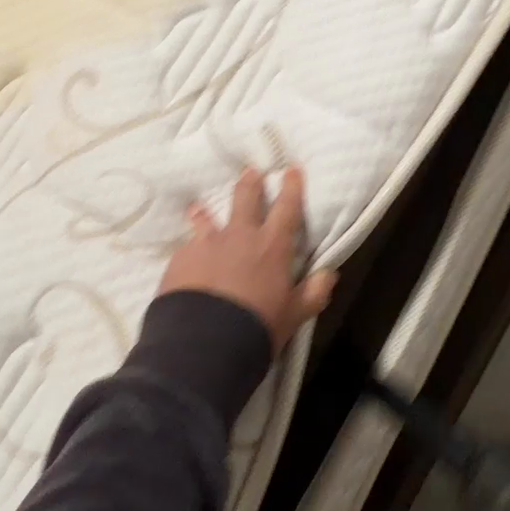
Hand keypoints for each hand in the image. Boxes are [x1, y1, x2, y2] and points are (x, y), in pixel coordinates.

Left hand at [160, 167, 336, 353]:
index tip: (291, 168)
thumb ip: (313, 293)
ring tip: (198, 207)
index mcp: (271, 246)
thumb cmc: (257, 327)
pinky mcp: (180, 258)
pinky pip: (186, 247)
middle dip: (250, 183)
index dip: (291, 186)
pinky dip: (189, 248)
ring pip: (206, 218)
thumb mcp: (294, 315)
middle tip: (250, 171)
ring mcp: (205, 244)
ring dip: (205, 212)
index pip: (286, 208)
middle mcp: (238, 236)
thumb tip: (329, 274)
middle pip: (244, 199)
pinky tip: (185, 257)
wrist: (204, 341)